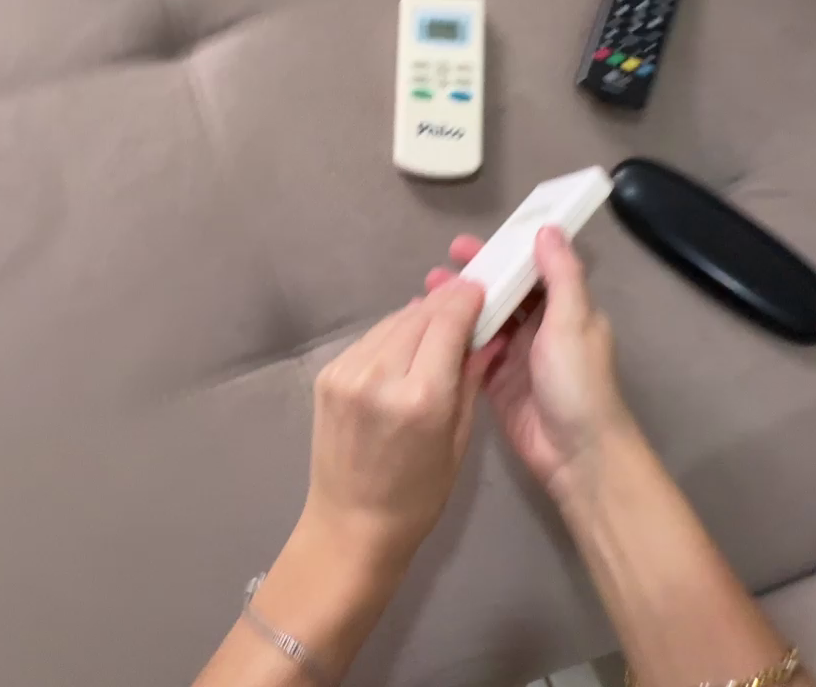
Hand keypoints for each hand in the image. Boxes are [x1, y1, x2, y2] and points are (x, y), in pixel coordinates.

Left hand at [302, 277, 500, 566]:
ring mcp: (347, 372)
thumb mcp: (458, 441)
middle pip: (419, 315)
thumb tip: (488, 335)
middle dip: (444, 303)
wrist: (350, 526)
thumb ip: (470, 380)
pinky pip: (369, 339)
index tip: (480, 289)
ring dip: (417, 316)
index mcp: (421, 397)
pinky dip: (390, 335)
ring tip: (436, 321)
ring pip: (392, 321)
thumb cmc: (418, 495)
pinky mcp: (327, 374)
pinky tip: (403, 345)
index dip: (466, 300)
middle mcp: (380, 376)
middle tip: (465, 299)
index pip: (448, 323)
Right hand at [426, 227, 635, 498]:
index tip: (469, 243)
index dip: (502, 252)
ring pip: (484, 319)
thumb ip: (561, 276)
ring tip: (425, 292)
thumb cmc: (578, 383)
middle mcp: (540, 327)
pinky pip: (472, 350)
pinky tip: (428, 326)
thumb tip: (548, 228)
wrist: (576, 456)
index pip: (530, 269)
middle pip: (502, 293)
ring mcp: (516, 354)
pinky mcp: (497, 379)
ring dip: (458, 305)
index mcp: (565, 309)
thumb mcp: (573, 322)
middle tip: (438, 268)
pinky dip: (453, 336)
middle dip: (473, 278)